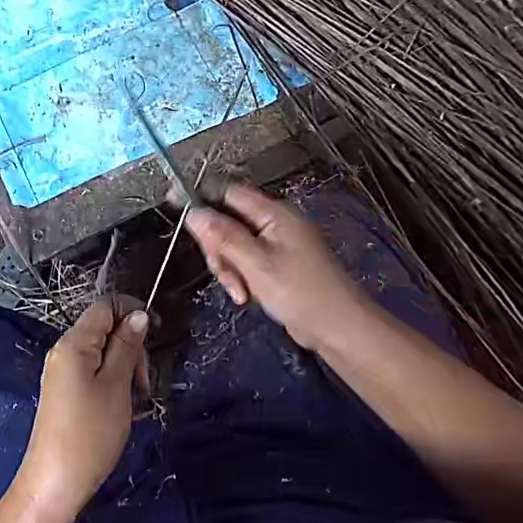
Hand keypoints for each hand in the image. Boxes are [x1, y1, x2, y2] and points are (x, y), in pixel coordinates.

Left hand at [14, 296, 148, 519]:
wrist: (54, 485)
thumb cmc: (89, 433)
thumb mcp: (116, 386)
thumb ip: (127, 346)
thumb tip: (138, 315)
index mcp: (73, 343)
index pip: (105, 306)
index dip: (132, 311)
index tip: (154, 335)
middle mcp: (64, 352)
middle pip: (105, 329)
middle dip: (131, 348)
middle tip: (143, 382)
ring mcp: (63, 373)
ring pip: (103, 354)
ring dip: (125, 370)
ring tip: (135, 401)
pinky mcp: (66, 394)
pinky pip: (94, 374)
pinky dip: (113, 385)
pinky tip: (124, 410)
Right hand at [185, 185, 369, 349]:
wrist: (339, 329)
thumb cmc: (301, 293)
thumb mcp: (256, 264)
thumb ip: (223, 236)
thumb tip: (194, 213)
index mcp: (274, 214)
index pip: (229, 193)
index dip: (204, 200)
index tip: (183, 216)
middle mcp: (275, 224)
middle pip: (228, 221)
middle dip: (219, 248)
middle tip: (224, 272)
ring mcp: (277, 245)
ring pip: (234, 246)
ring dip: (230, 268)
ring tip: (240, 292)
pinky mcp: (277, 266)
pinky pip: (246, 263)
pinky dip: (242, 278)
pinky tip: (248, 296)